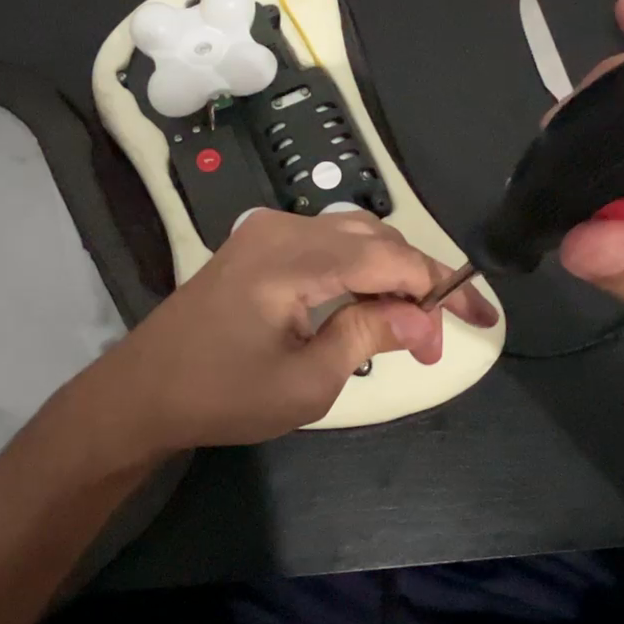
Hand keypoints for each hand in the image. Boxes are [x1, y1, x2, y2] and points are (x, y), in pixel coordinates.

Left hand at [84, 210, 497, 452]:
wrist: (144, 389)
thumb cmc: (223, 395)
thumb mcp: (307, 381)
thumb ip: (369, 335)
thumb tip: (427, 320)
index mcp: (293, 259)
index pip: (389, 257)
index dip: (440, 287)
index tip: (478, 321)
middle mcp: (283, 228)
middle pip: (375, 237)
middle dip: (417, 280)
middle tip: (437, 336)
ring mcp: (265, 230)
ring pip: (352, 234)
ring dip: (389, 270)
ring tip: (411, 322)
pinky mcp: (256, 242)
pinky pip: (324, 240)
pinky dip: (357, 265)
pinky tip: (369, 300)